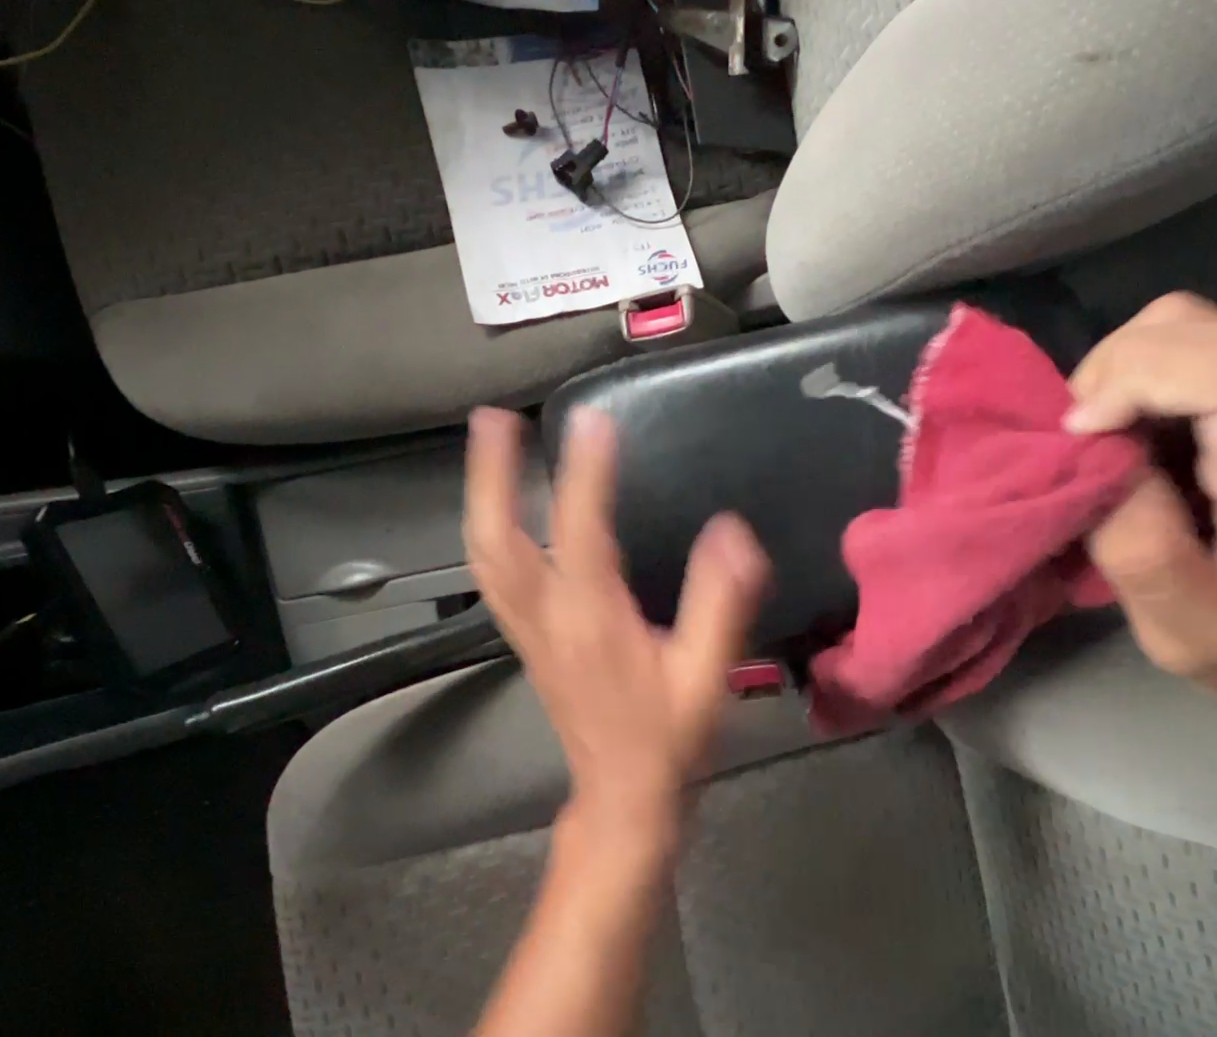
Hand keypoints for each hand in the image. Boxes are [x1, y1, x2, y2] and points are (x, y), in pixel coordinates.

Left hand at [464, 407, 770, 827]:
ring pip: (485, 555)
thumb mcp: (705, 674)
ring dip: (482, 496)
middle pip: (498, 539)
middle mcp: (547, 618)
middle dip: (492, 475)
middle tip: (495, 419)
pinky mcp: (526, 640)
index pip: (581, 533)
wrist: (622, 797)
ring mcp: (527, 631)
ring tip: (488, 446)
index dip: (587, 473)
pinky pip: (494, 574)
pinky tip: (500, 509)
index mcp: (592, 621)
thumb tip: (733, 533)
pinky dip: (490, 531)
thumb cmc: (668, 736)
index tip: (593, 419)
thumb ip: (720, 603)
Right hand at [1064, 292, 1216, 715]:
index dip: (1140, 375)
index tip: (1084, 432)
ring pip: (1200, 325)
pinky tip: (1153, 439)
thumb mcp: (1192, 645)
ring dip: (1131, 373)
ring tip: (1114, 443)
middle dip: (1117, 372)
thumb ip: (1141, 556)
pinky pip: (1210, 346)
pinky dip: (1155, 377)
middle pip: (1207, 331)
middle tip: (1085, 444)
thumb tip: (1098, 454)